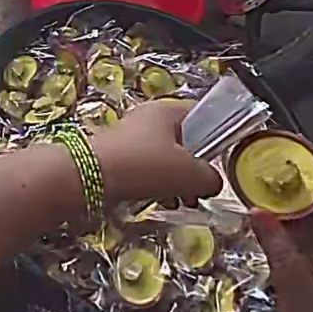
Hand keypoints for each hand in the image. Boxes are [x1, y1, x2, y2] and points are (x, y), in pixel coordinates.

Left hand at [90, 100, 220, 206]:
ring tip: (181, 201)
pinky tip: (161, 201)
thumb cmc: (145, 165)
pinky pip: (147, 168)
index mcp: (168, 109)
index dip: (218, 136)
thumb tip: (212, 182)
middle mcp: (149, 117)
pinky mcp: (119, 155)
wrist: (90, 176)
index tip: (222, 162)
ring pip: (166, 157)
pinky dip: (157, 184)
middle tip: (201, 190)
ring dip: (177, 180)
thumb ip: (210, 177)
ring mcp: (132, 136)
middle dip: (195, 167)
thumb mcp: (190, 173)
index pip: (202, 114)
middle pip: (184, 140)